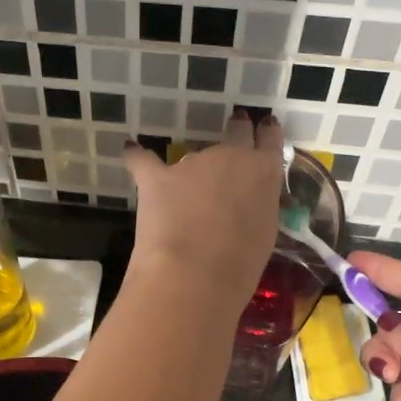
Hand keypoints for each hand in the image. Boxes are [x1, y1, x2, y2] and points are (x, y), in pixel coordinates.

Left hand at [123, 111, 283, 297]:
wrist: (195, 275)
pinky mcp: (157, 177)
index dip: (266, 132)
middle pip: (236, 132)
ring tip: (183, 188)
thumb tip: (245, 205)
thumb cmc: (238, 265)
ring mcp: (192, 164)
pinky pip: (142, 160)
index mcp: (263, 173)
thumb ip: (256, 208)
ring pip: (193, 157)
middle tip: (235, 128)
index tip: (264, 126)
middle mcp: (230, 157)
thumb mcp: (263, 234)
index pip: (270, 141)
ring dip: (191, 169)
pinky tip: (131, 151)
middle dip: (236, 129)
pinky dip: (136, 157)